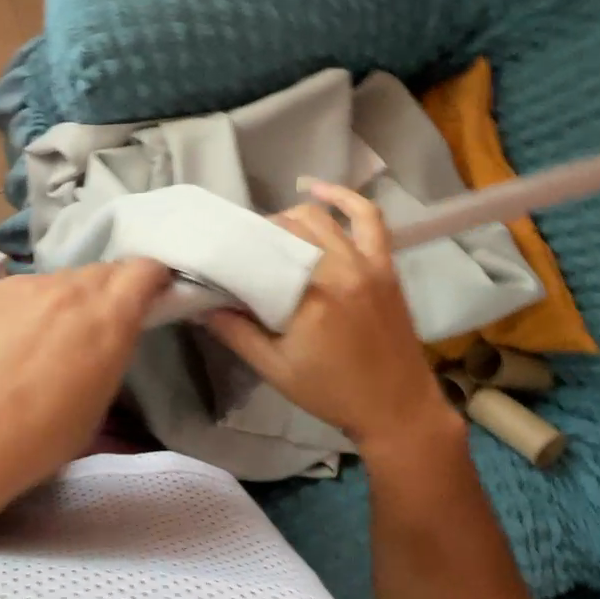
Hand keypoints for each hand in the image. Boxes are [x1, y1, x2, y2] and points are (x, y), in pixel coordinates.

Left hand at [0, 258, 171, 524]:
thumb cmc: (50, 434)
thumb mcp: (105, 391)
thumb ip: (116, 344)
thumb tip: (115, 327)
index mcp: (110, 316)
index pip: (145, 269)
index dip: (153, 280)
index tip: (152, 297)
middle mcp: (72, 289)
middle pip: (105, 270)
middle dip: (112, 290)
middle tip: (102, 322)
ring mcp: (30, 285)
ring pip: (65, 278)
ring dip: (71, 296)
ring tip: (55, 332)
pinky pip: (29, 287)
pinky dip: (34, 303)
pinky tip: (19, 336)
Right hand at [203, 180, 461, 465]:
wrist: (397, 409)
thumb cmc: (332, 393)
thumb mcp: (275, 370)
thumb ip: (237, 333)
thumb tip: (201, 307)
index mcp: (309, 297)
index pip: (262, 254)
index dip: (236, 249)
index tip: (218, 257)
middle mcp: (339, 270)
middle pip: (289, 229)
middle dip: (261, 233)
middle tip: (244, 252)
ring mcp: (367, 264)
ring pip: (322, 219)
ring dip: (293, 218)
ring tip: (273, 232)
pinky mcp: (385, 266)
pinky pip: (369, 219)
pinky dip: (345, 198)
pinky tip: (319, 189)